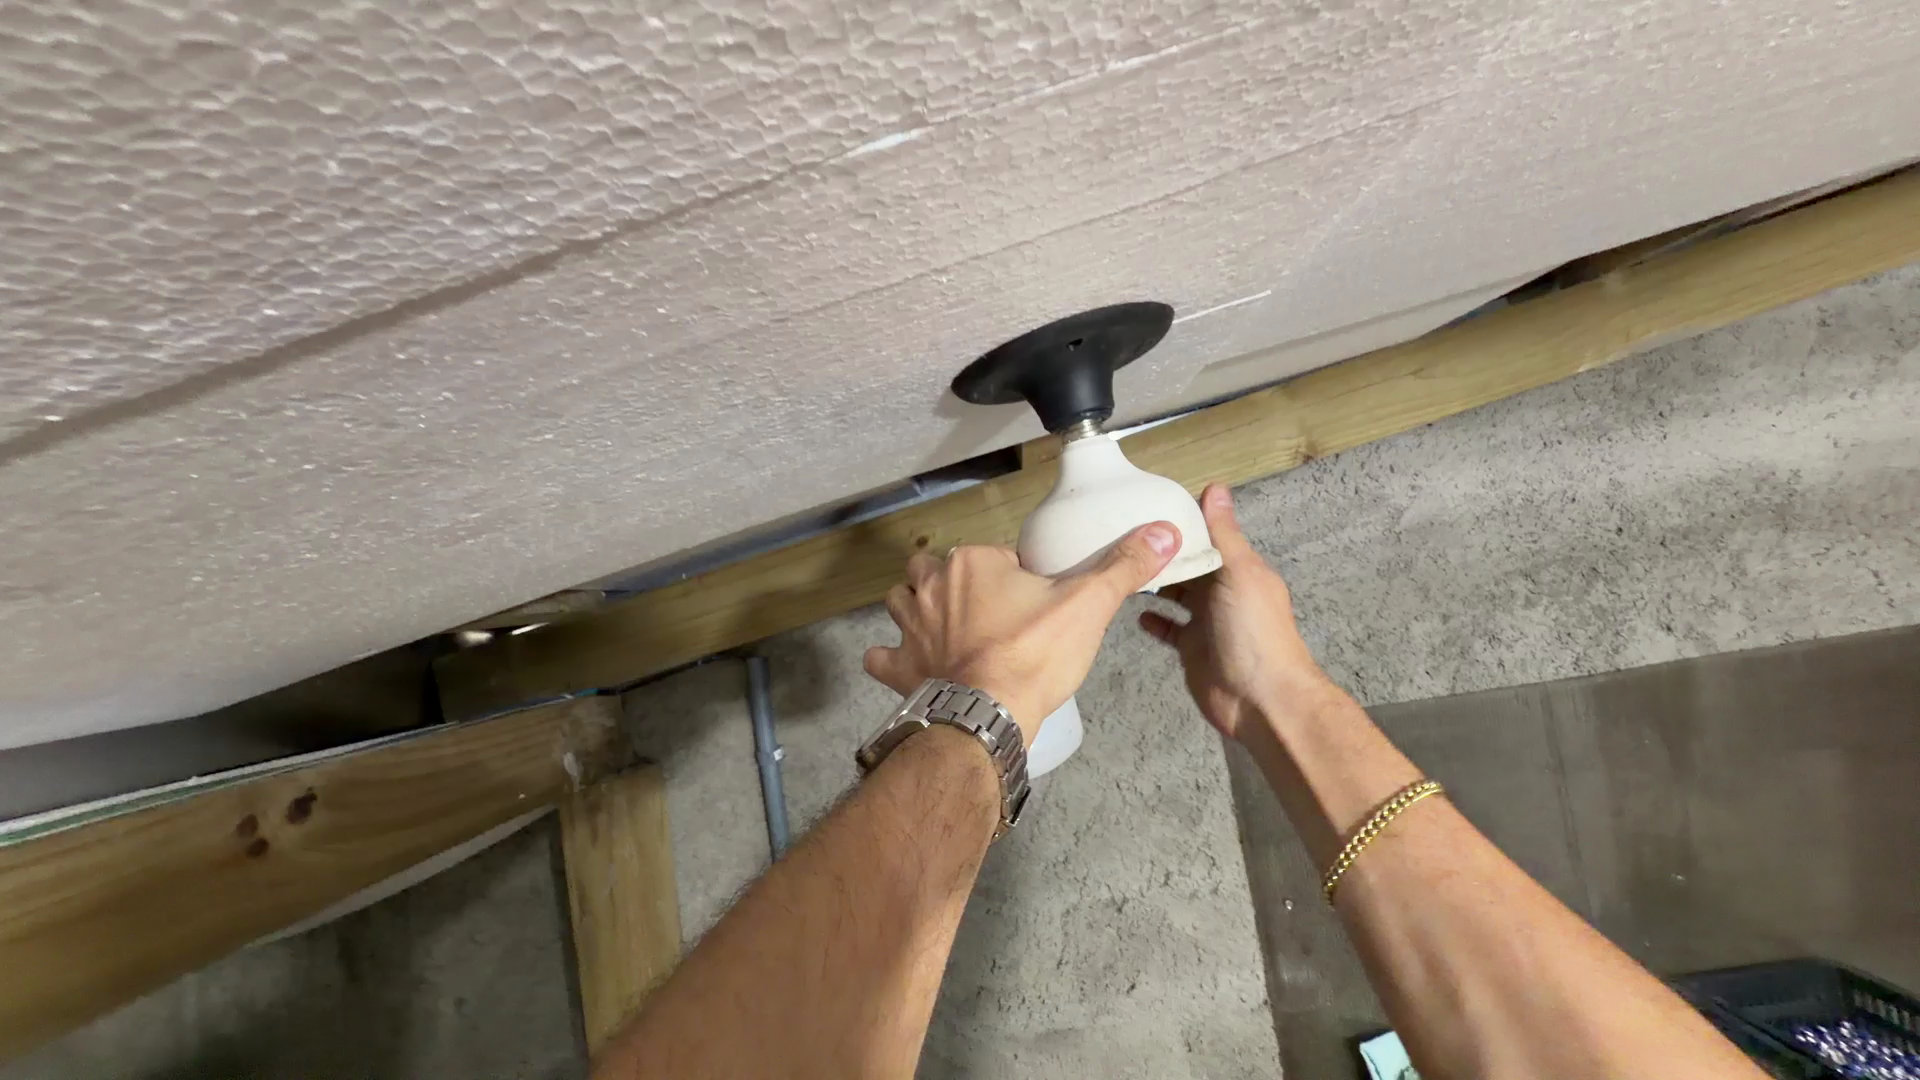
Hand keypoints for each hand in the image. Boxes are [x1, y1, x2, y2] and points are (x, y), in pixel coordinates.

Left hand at [864, 523, 1181, 742]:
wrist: (990, 713)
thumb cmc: (1035, 652)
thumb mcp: (1087, 605)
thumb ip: (1123, 566)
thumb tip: (1166, 530)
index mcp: (972, 562)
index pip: (992, 556)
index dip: (1011, 576)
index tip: (1031, 603)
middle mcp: (931, 586)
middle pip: (934, 569)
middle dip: (953, 581)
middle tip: (986, 611)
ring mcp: (909, 627)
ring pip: (900, 601)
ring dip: (916, 609)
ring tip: (944, 628)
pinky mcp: (898, 667)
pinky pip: (881, 655)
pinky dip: (891, 657)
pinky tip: (908, 664)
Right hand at [1138, 484, 1338, 741]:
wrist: (1259, 698)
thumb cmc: (1252, 629)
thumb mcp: (1239, 572)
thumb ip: (1223, 533)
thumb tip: (1215, 485)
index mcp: (1238, 568)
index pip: (1208, 536)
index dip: (1182, 522)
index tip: (1145, 506)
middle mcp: (1222, 590)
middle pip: (1189, 564)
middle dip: (1163, 553)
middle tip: (1121, 537)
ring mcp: (1206, 620)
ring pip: (1175, 593)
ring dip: (1154, 583)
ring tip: (1121, 569)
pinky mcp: (1191, 647)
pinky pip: (1168, 628)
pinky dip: (1153, 620)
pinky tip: (1133, 611)